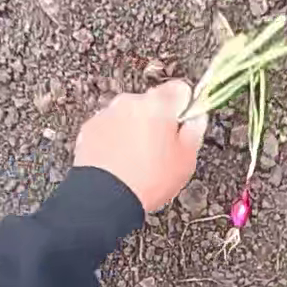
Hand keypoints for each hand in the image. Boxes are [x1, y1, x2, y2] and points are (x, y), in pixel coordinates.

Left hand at [73, 80, 206, 212]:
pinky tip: (121, 163)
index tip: (185, 124)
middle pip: (152, 103)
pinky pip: (109, 129)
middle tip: (162, 152)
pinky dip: (115, 141)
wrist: (105, 197)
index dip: (185, 107)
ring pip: (129, 116)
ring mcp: (107, 114)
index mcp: (159, 105)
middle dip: (158, 122)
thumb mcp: (186, 161)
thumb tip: (196, 119)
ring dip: (135, 131)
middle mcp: (131, 102)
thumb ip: (194, 133)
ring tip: (138, 162)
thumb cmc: (149, 180)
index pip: (180, 89)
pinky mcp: (89, 129)